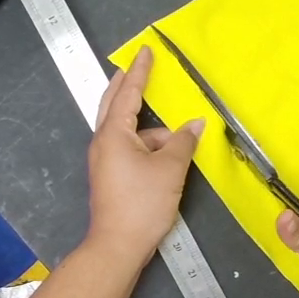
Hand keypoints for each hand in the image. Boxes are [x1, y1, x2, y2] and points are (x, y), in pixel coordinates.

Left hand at [84, 47, 203, 262]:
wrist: (118, 245)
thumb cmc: (142, 203)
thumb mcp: (170, 169)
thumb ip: (183, 141)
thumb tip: (195, 124)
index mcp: (113, 134)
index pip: (128, 93)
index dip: (140, 72)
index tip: (146, 51)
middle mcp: (103, 143)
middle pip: (115, 105)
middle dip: (128, 86)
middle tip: (137, 67)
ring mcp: (104, 161)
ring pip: (126, 132)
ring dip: (148, 127)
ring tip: (177, 134)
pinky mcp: (110, 177)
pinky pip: (129, 148)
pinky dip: (146, 144)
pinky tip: (167, 154)